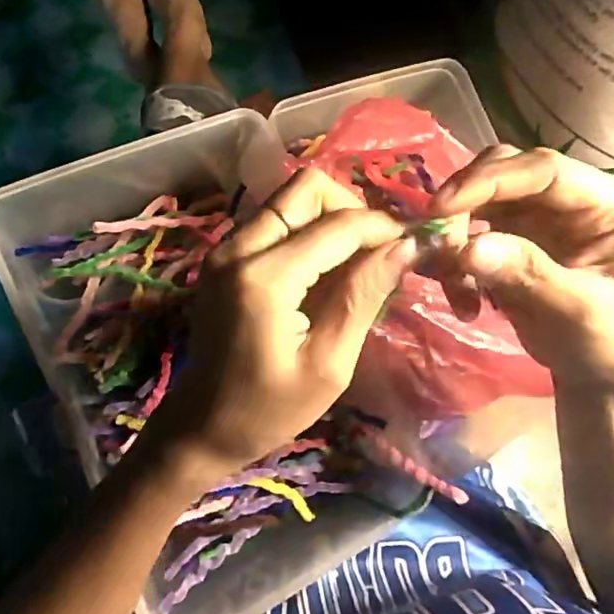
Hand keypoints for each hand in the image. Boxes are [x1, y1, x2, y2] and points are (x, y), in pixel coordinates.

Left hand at [143, 168, 413, 480]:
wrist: (199, 427)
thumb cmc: (267, 411)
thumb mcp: (328, 365)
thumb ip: (364, 296)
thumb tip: (407, 245)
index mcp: (264, 278)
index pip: (339, 224)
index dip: (384, 228)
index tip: (414, 247)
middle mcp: (237, 247)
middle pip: (306, 187)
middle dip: (351, 209)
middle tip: (376, 253)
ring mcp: (223, 248)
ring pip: (289, 198)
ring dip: (329, 218)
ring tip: (355, 264)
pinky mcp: (221, 256)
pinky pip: (272, 220)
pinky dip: (305, 231)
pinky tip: (323, 271)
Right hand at [427, 146, 613, 392]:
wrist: (601, 375)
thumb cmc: (609, 343)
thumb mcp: (577, 312)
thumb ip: (527, 274)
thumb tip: (469, 247)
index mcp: (609, 202)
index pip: (544, 170)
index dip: (490, 181)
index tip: (441, 207)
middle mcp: (572, 196)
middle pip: (505, 170)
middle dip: (464, 202)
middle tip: (432, 237)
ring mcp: (540, 213)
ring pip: (479, 197)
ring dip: (454, 236)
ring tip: (454, 286)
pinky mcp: (513, 234)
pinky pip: (468, 230)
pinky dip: (455, 261)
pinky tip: (465, 301)